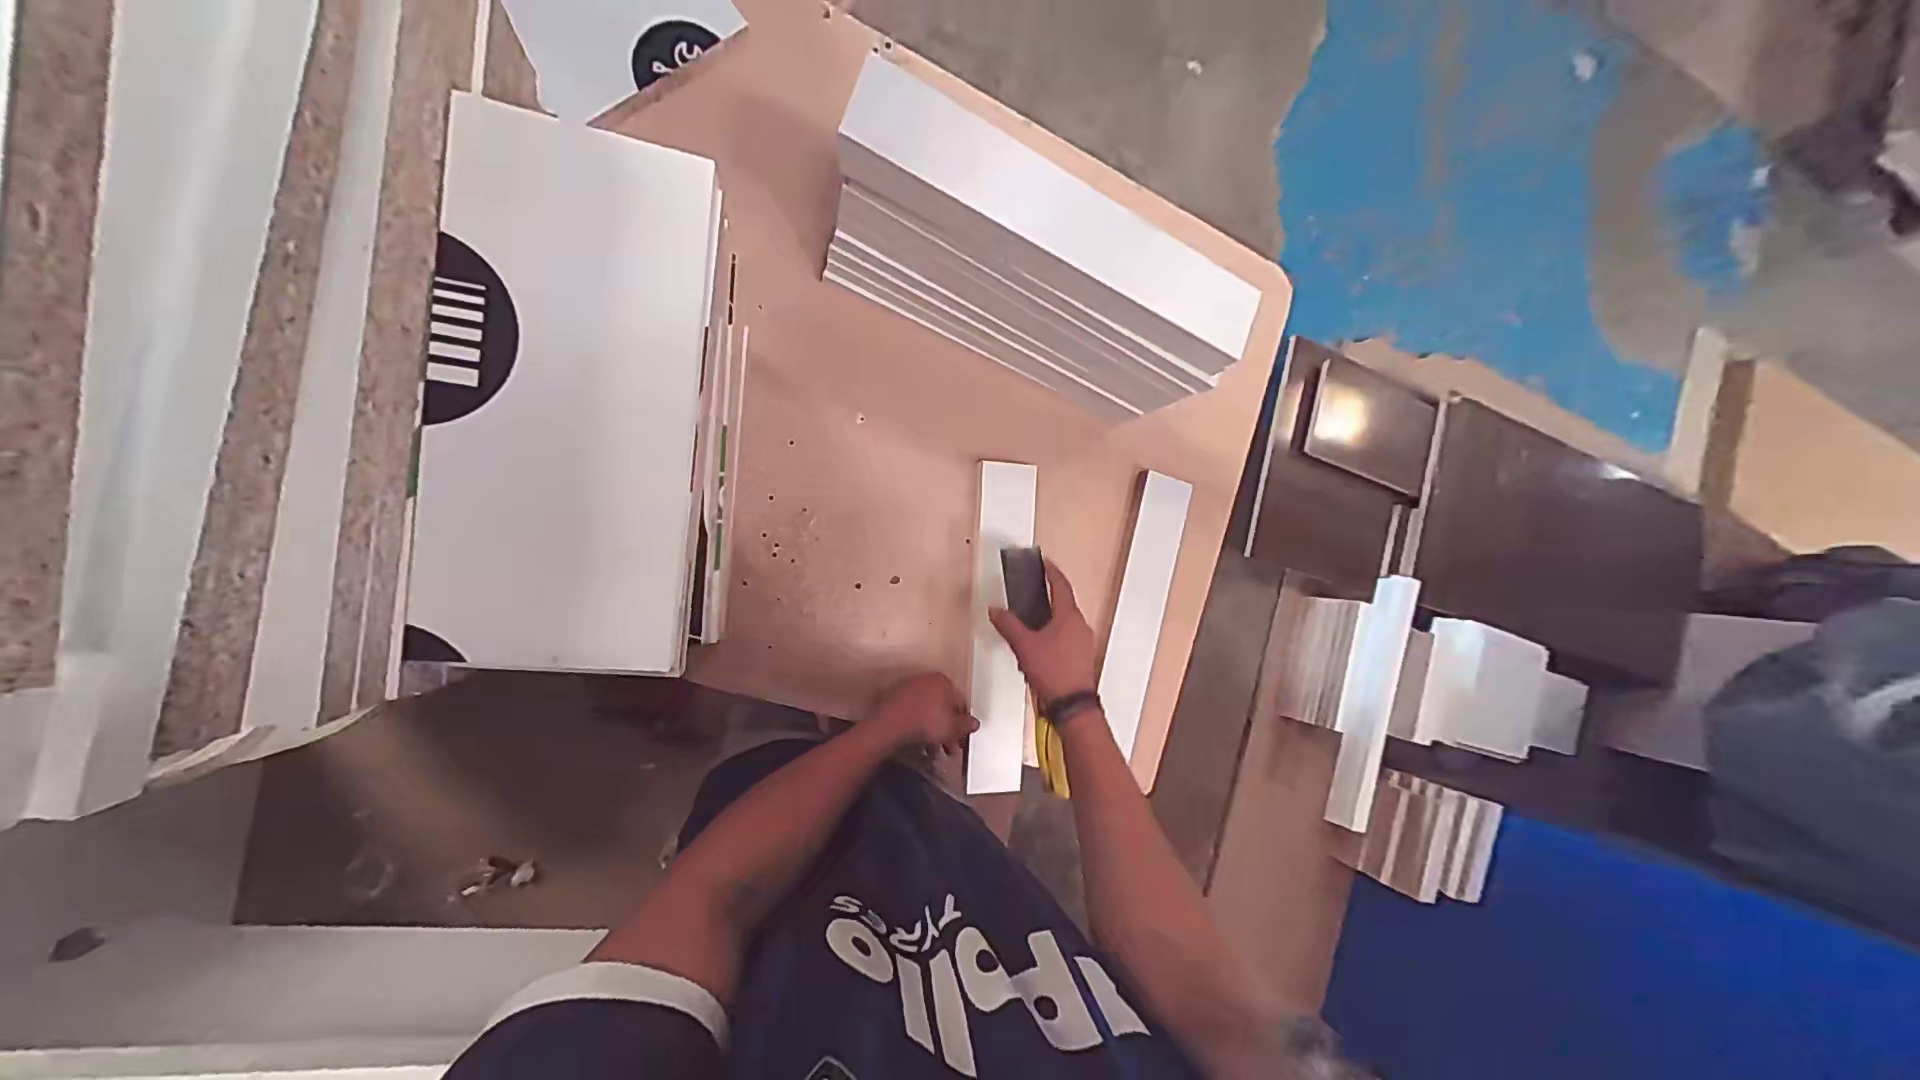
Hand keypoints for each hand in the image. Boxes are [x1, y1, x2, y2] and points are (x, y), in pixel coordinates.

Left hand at [868, 672, 978, 752]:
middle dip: (946, 729)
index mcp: (943, 681)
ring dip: (933, 731)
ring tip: (934, 749)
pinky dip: (918, 726)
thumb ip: (966, 725)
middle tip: (949, 746)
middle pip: (942, 706)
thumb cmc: (926, 722)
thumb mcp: (953, 728)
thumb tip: (974, 724)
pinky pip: (913, 713)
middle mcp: (926, 680)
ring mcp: (909, 688)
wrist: (891, 725)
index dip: (962, 722)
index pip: (960, 701)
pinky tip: (919, 743)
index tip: (961, 735)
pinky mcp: (896, 699)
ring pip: (928, 711)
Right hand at [989, 559, 1098, 703]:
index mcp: (1069, 617)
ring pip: (1066, 621)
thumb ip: (1008, 625)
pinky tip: (1040, 644)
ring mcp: (1083, 642)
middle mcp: (1080, 626)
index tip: (1045, 563)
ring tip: (1033, 619)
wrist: (1072, 704)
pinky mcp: (1081, 656)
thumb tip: (996, 611)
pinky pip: (1067, 636)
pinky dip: (1054, 633)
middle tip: (1037, 587)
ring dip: (1051, 616)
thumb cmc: (1054, 673)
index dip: (1051, 572)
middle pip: (1065, 602)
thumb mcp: (1024, 645)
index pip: (1061, 585)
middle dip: (1049, 595)